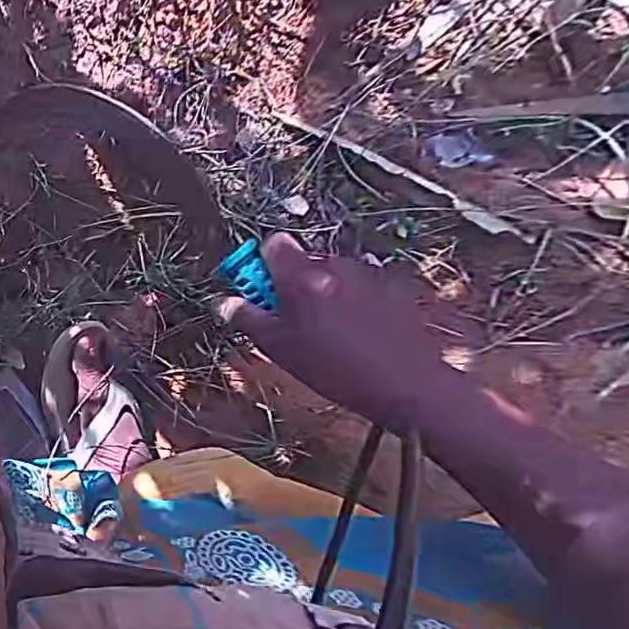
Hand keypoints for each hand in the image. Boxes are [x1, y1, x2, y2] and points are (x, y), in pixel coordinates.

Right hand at [218, 233, 466, 428]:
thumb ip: (245, 317)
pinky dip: (350, 296)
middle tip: (285, 314)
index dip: (259, 263)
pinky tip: (353, 326)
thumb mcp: (274, 345)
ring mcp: (370, 275)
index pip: (273, 245)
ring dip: (321, 288)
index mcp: (301, 277)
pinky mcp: (396, 288)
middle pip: (303, 259)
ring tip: (321, 324)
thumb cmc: (329, 365)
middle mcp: (336, 267)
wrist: (404, 384)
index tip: (255, 287)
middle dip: (290, 280)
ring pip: (332, 271)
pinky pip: (361, 283)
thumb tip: (225, 302)